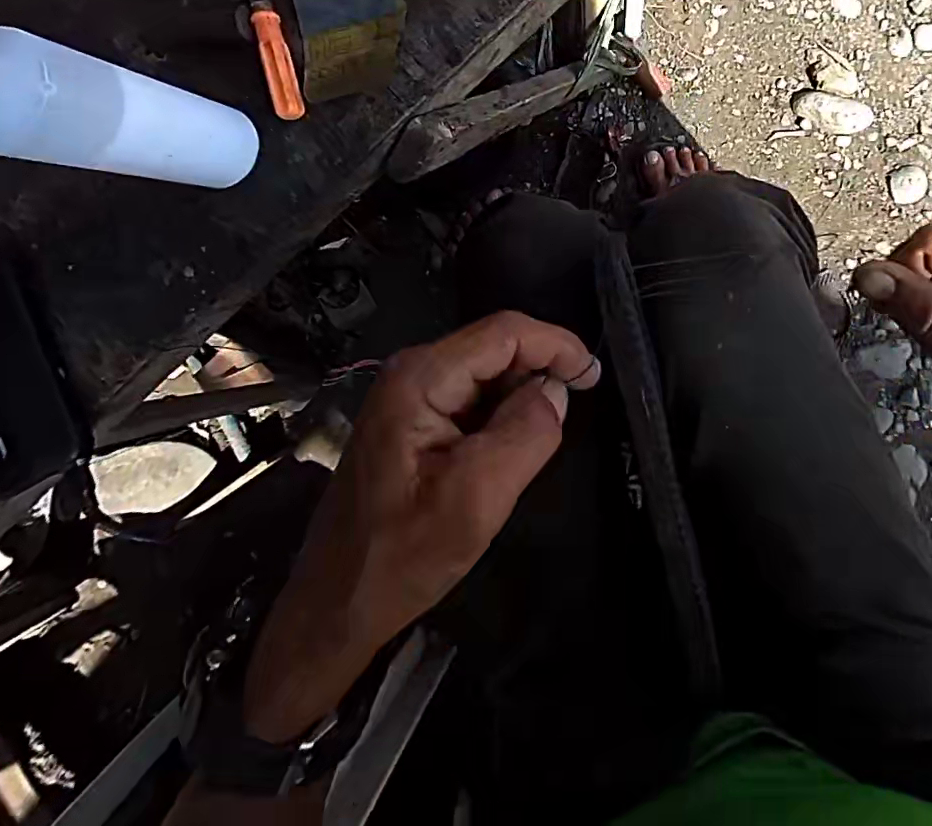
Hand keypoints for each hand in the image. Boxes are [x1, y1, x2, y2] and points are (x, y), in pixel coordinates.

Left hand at [242, 312, 599, 743]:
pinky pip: (472, 398)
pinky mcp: (414, 418)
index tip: (595, 376)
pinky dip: (504, 412)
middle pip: (494, 346)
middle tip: (580, 406)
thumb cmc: (400, 557)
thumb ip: (525, 435)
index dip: (555, 344)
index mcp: (420, 379)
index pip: (503, 333)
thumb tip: (557, 390)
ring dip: (523, 393)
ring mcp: (410, 395)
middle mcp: (412, 373)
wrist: (337, 599)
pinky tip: (514, 444)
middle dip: (541, 368)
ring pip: (487, 372)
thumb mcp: (475, 500)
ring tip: (546, 435)